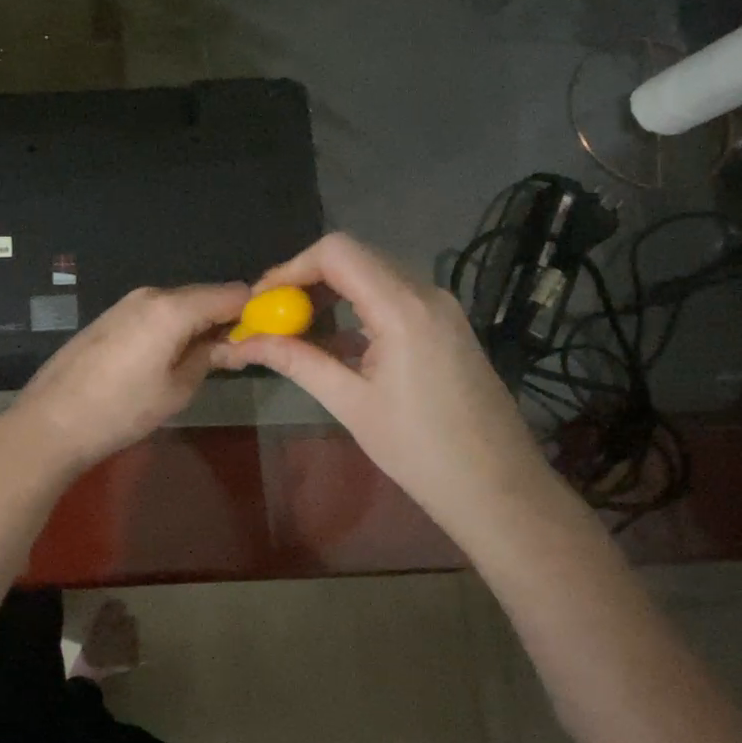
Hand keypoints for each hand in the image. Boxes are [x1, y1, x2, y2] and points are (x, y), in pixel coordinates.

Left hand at [0, 283, 250, 475]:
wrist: (52, 420)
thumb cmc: (120, 410)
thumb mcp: (177, 390)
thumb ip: (209, 357)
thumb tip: (232, 343)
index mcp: (172, 308)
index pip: (232, 293)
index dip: (255, 310)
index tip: (270, 333)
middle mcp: (150, 294)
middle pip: (203, 296)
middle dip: (225, 319)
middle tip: (239, 353)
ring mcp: (126, 303)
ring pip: (178, 305)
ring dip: (197, 325)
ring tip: (204, 361)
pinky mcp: (110, 317)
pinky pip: (154, 314)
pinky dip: (172, 328)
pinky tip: (169, 358)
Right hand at [209, 233, 546, 519]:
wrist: (499, 489)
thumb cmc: (420, 451)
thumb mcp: (350, 404)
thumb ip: (297, 361)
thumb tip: (242, 343)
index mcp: (403, 309)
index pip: (336, 252)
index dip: (290, 268)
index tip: (260, 301)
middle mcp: (426, 294)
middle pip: (353, 258)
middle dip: (304, 280)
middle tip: (269, 316)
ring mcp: (441, 308)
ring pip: (372, 276)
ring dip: (329, 294)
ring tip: (292, 329)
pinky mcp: (446, 325)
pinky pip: (392, 298)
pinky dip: (355, 309)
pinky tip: (332, 342)